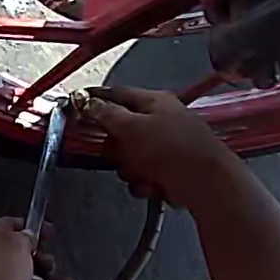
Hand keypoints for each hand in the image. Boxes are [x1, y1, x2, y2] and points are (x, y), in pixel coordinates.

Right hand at [81, 85, 239, 202]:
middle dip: (115, 148)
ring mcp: (163, 146)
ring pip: (127, 157)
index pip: (117, 94)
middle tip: (118, 153)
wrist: (202, 182)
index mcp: (153, 101)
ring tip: (142, 173)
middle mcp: (159, 120)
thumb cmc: (167, 148)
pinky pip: (140, 175)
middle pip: (119, 131)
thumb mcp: (131, 127)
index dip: (96, 99)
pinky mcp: (166, 170)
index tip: (77, 105)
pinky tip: (152, 185)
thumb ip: (106, 114)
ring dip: (129, 169)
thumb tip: (88, 102)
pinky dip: (142, 183)